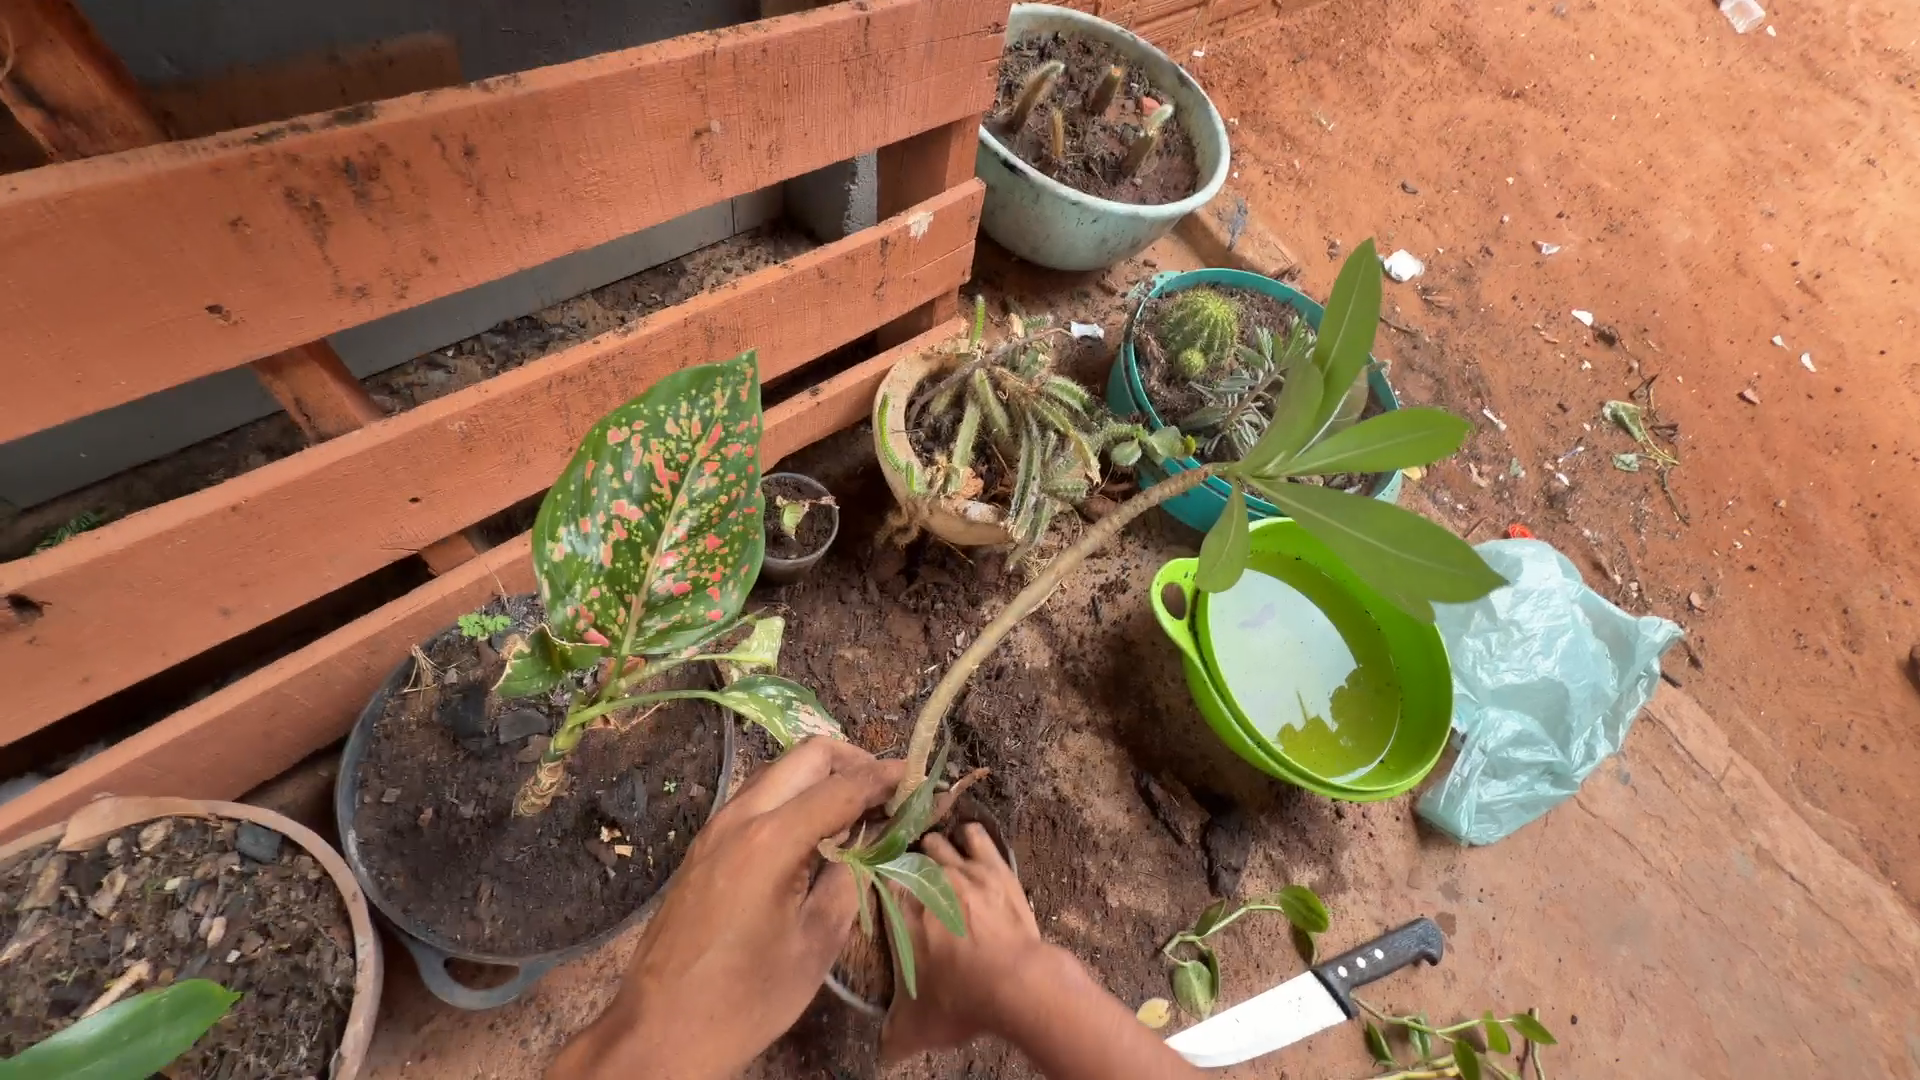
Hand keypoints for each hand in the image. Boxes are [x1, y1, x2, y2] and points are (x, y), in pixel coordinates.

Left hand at [551, 738, 900, 1079]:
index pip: (843, 786)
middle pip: (809, 754)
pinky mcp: (705, 842)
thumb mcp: (815, 943)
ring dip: (824, 774)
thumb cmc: (745, 999)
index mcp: (771, 839)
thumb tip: (873, 837)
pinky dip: (796, 793)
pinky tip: (815, 830)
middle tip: (887, 792)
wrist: (656, 1034)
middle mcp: (741, 815)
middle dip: (856, 761)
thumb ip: (850, 877)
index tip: (918, 777)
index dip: (886, 776)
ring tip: (856, 809)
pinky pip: (760, 793)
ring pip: (782, 768)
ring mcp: (717, 825)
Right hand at [880, 822, 1059, 1061]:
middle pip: (910, 855)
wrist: (1012, 982)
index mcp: (899, 910)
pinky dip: (970, 837)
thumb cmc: (959, 1000)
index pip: (880, 879)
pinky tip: (971, 843)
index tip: (886, 890)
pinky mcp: (993, 865)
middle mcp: (924, 880)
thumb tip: (882, 1052)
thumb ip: (892, 1034)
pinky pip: (975, 834)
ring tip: (943, 861)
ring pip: (939, 841)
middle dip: (912, 865)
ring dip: (939, 849)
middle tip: (919, 883)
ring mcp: (960, 868)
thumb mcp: (915, 1026)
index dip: (882, 881)